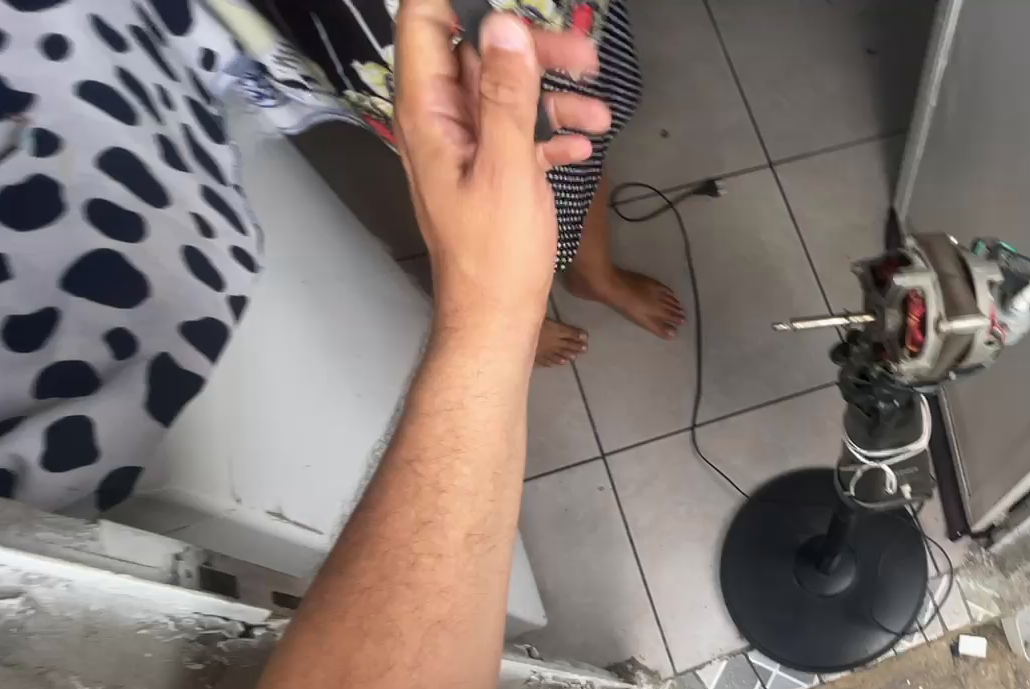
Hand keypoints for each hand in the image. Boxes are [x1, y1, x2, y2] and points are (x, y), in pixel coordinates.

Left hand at [393, 0, 610, 352]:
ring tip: (602, 112)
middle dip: (532, 51)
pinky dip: (550, 137)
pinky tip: (584, 148)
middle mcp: (443, 122)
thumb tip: (504, 25)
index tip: (520, 9)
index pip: (427, 21)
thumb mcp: (506, 170)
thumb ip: (504, 96)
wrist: (497, 316)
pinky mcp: (492, 177)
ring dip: (554, 99)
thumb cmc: (497, 252)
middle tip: (586, 58)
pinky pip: (518, 138)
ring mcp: (468, 150)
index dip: (467, 4)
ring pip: (507, 99)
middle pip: (480, 57)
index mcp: (429, 111)